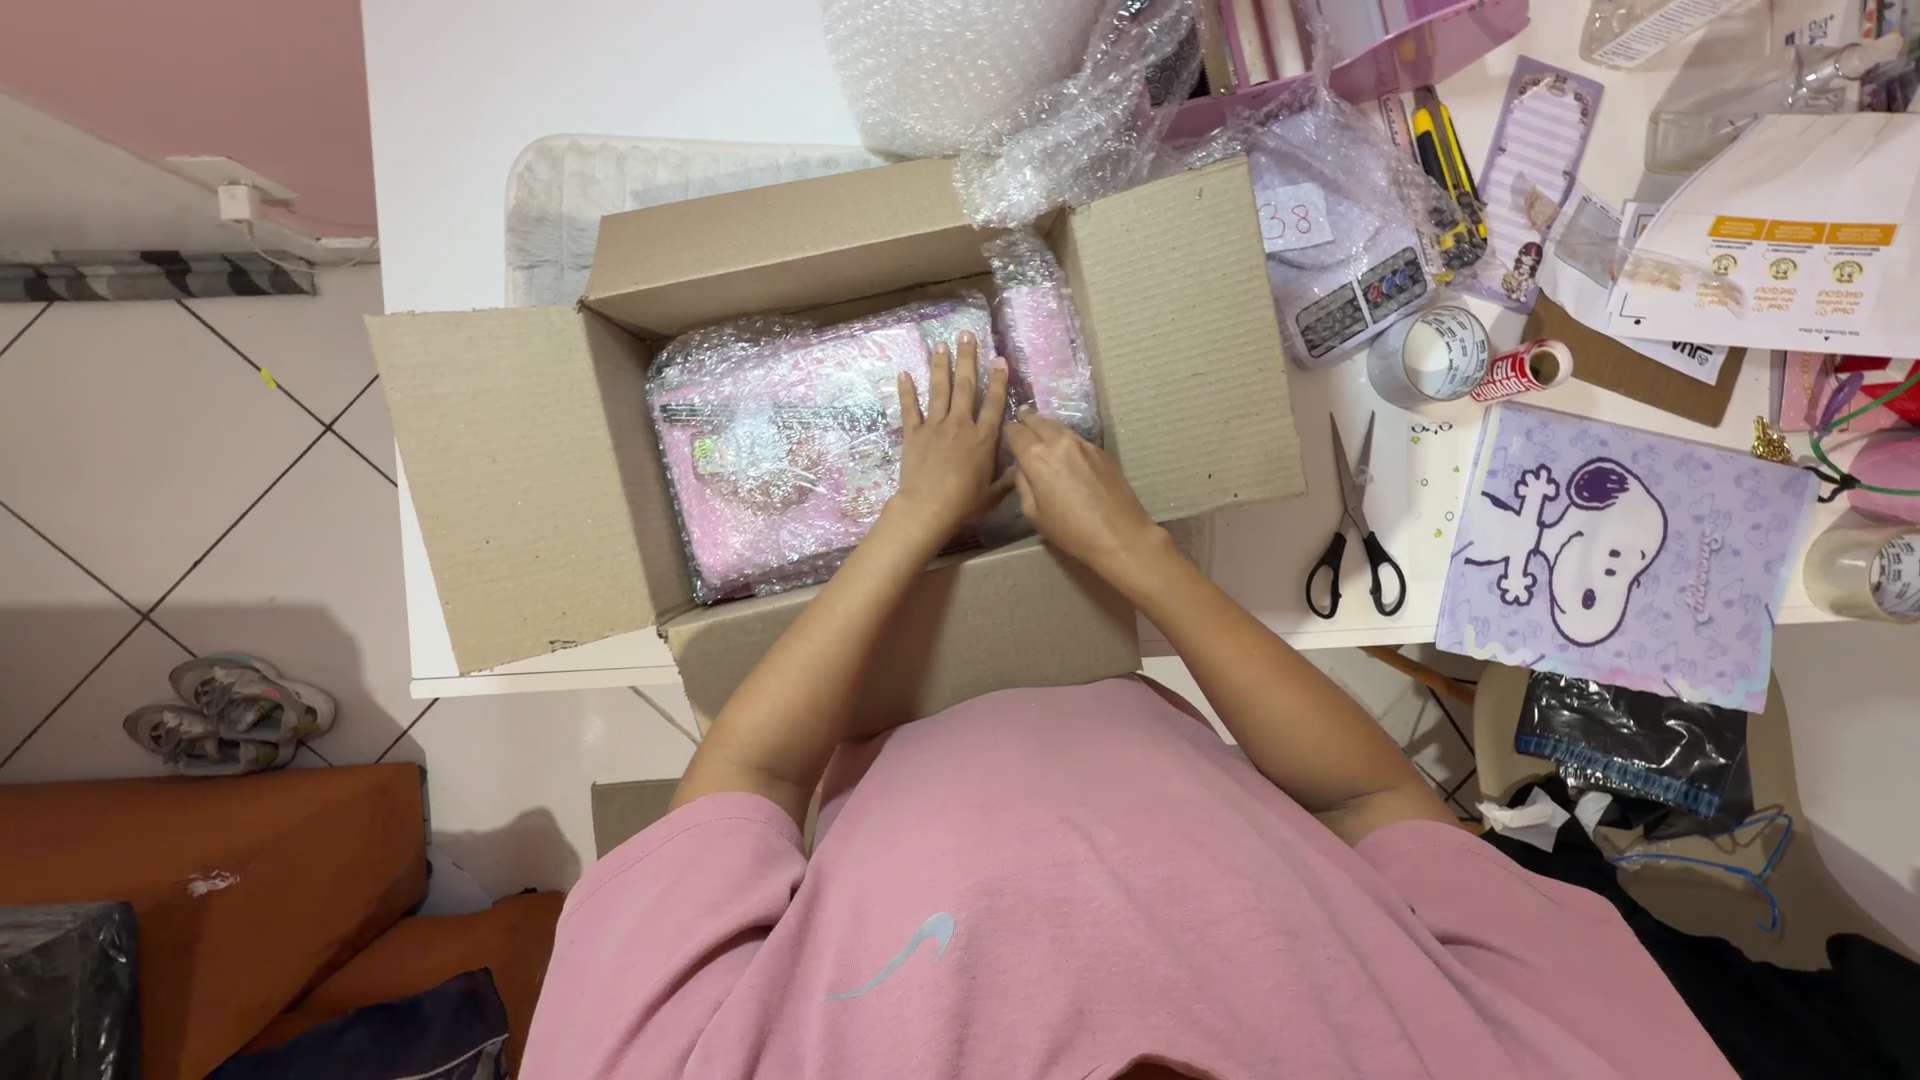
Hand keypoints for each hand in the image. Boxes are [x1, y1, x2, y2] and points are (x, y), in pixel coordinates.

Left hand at [883, 332, 1013, 543]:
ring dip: (941, 365)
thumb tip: (1022, 467)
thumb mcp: (994, 494)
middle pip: (966, 386)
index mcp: (984, 439)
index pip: (994, 403)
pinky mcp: (914, 434)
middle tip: (966, 335)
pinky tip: (903, 373)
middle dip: (968, 358)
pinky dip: (906, 391)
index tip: (1000, 359)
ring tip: (941, 344)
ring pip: (939, 389)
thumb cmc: (964, 503)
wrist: (928, 507)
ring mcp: (935, 427)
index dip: (998, 380)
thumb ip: (1008, 478)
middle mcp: (961, 425)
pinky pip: (910, 408)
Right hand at [1005, 407, 1168, 587]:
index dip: (1009, 430)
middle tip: (1021, 416)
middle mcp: (1059, 442)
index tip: (1007, 432)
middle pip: (1038, 420)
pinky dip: (1065, 438)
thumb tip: (1022, 468)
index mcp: (1036, 458)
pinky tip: (1064, 448)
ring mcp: (1083, 443)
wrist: (1119, 534)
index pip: (1016, 432)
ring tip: (1040, 428)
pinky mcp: (1100, 450)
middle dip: (1027, 418)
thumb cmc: (1071, 531)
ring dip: (1046, 426)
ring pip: (1058, 426)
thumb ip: (1023, 485)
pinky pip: (1075, 438)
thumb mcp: (1034, 514)